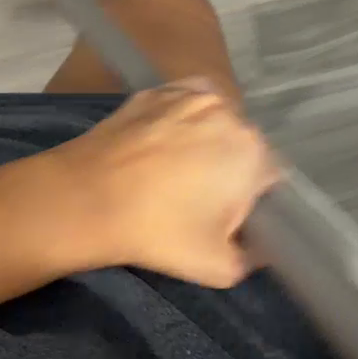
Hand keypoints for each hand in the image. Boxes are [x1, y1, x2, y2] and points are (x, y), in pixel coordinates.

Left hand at [52, 78, 280, 287]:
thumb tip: (256, 247)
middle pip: (240, 142)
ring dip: (203, 138)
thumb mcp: (218, 267)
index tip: (227, 216)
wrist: (88, 197)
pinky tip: (158, 141)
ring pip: (211, 118)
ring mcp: (186, 95)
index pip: (270, 175)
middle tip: (198, 195)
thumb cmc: (159, 231)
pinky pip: (179, 103)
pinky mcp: (152, 91)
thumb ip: (251, 258)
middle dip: (228, 165)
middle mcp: (226, 112)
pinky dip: (176, 117)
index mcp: (251, 151)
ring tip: (173, 168)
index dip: (251, 198)